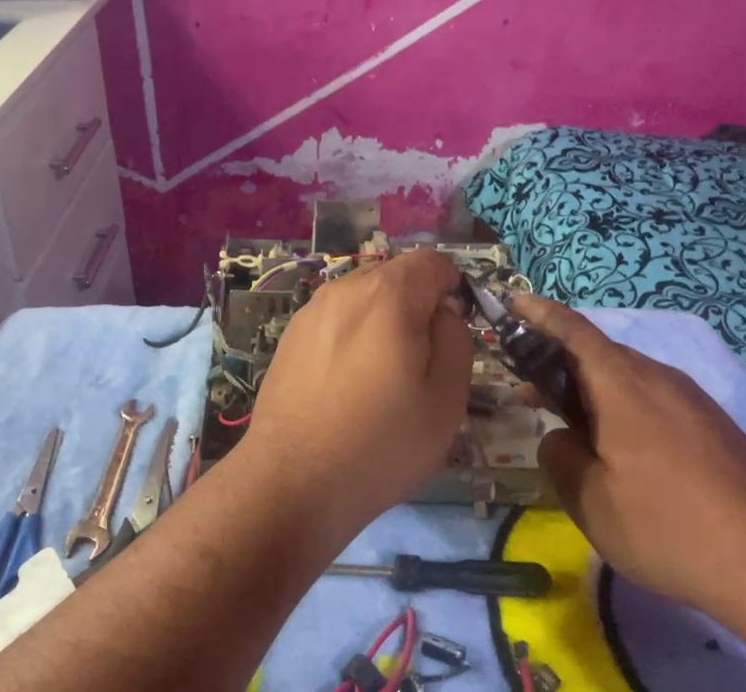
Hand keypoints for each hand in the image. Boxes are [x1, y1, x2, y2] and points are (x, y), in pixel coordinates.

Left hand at [237, 249, 474, 535]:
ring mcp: (310, 312)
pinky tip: (349, 387)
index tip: (454, 334)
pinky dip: (352, 339)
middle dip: (418, 307)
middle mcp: (344, 289)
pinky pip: (336, 322)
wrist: (292, 482)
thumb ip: (456, 338)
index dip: (453, 289)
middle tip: (423, 365)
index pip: (432, 262)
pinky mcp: (289, 338)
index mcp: (388, 294)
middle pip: (395, 277)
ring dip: (383, 324)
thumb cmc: (381, 444)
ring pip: (363, 299)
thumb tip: (444, 311)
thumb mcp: (447, 398)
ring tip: (384, 381)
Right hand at [511, 295, 745, 615]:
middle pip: (601, 355)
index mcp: (623, 385)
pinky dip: (625, 410)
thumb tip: (559, 437)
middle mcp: (660, 379)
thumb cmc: (669, 526)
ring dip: (593, 393)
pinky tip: (624, 454)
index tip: (512, 303)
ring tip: (573, 430)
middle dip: (560, 366)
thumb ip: (559, 456)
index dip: (540, 314)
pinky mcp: (716, 428)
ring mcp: (693, 402)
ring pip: (630, 380)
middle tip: (529, 394)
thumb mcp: (591, 500)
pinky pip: (656, 401)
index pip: (573, 331)